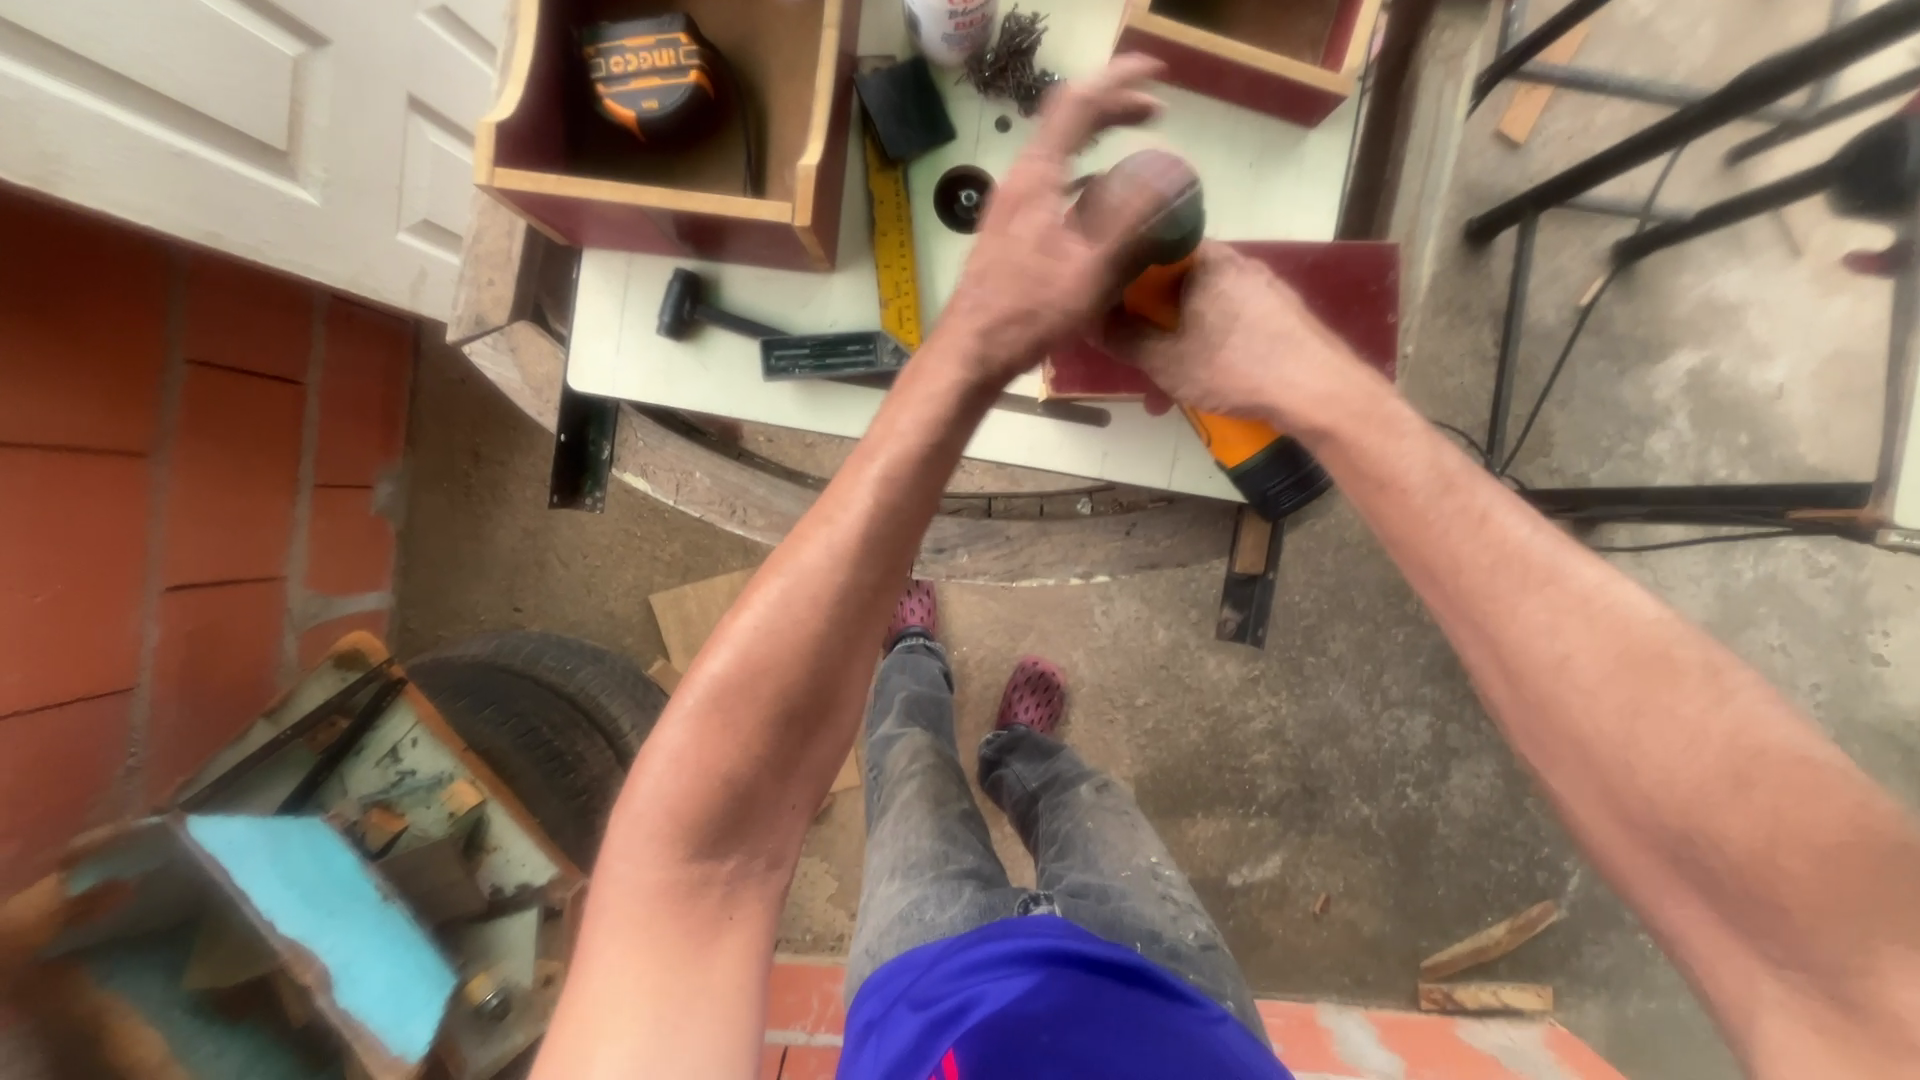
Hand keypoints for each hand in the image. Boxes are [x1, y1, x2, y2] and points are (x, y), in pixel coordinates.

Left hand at [938, 55, 1187, 385]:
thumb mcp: (1091, 269)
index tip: (1157, 78)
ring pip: (1058, 154)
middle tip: (1155, 112)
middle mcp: (1019, 181)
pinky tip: (1097, 198)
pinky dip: (1081, 176)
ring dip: (1097, 143)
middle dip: (1113, 109)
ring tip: (1134, 146)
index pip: (1079, 103)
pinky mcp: (1008, 231)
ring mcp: (1009, 206)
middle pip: (1067, 123)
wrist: (971, 349)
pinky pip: (1051, 183)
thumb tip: (1171, 178)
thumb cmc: (1029, 312)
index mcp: (1038, 177)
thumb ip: (1133, 220)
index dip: (1120, 82)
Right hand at [1098, 242, 1378, 432]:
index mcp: (1207, 261)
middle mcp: (1238, 264)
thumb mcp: (1166, 361)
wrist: (1319, 392)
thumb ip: (1126, 339)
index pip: (1155, 250)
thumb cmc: (1235, 367)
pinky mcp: (1283, 316)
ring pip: (1205, 311)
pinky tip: (1207, 383)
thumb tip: (1094, 321)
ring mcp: (1265, 289)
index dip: (1128, 278)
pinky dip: (1211, 348)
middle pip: (1179, 285)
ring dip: (1180, 345)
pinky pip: (1231, 325)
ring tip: (1169, 388)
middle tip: (1139, 360)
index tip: (1113, 307)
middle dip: (1154, 325)